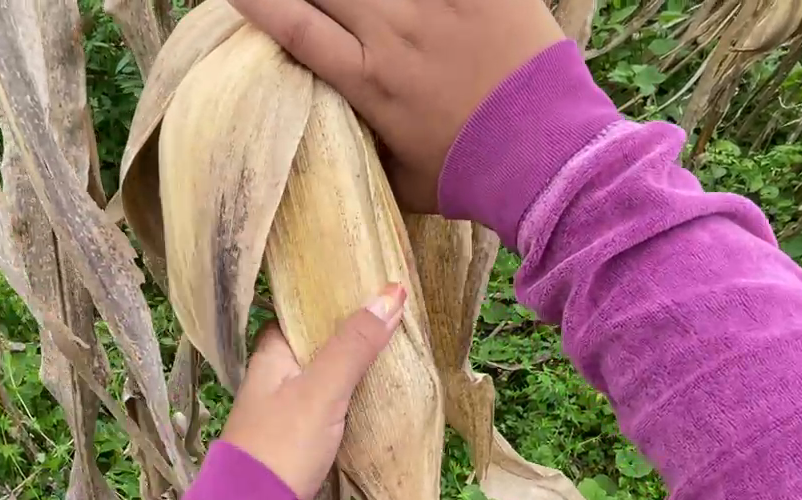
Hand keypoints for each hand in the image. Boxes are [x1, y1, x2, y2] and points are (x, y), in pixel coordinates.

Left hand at [220, 285, 406, 499]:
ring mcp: (286, 411)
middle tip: (399, 313)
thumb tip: (391, 292)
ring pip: (327, 376)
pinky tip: (380, 392)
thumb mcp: (321, 390)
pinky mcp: (300, 440)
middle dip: (352, 331)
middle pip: (317, 344)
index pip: (300, 312)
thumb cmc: (283, 445)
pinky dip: (353, 396)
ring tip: (401, 346)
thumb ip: (353, 345)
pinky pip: (331, 406)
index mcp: (270, 356)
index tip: (373, 282)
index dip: (332, 297)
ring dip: (356, 365)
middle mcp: (274, 378)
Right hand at [232, 0, 563, 211]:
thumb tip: (347, 138)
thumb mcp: (400, 179)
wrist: (542, 157)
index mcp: (367, 82)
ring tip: (353, 1)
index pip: (297, 28)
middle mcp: (392, 33)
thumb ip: (368, 147)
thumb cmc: (466, 177)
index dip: (259, 2)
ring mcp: (437, 2)